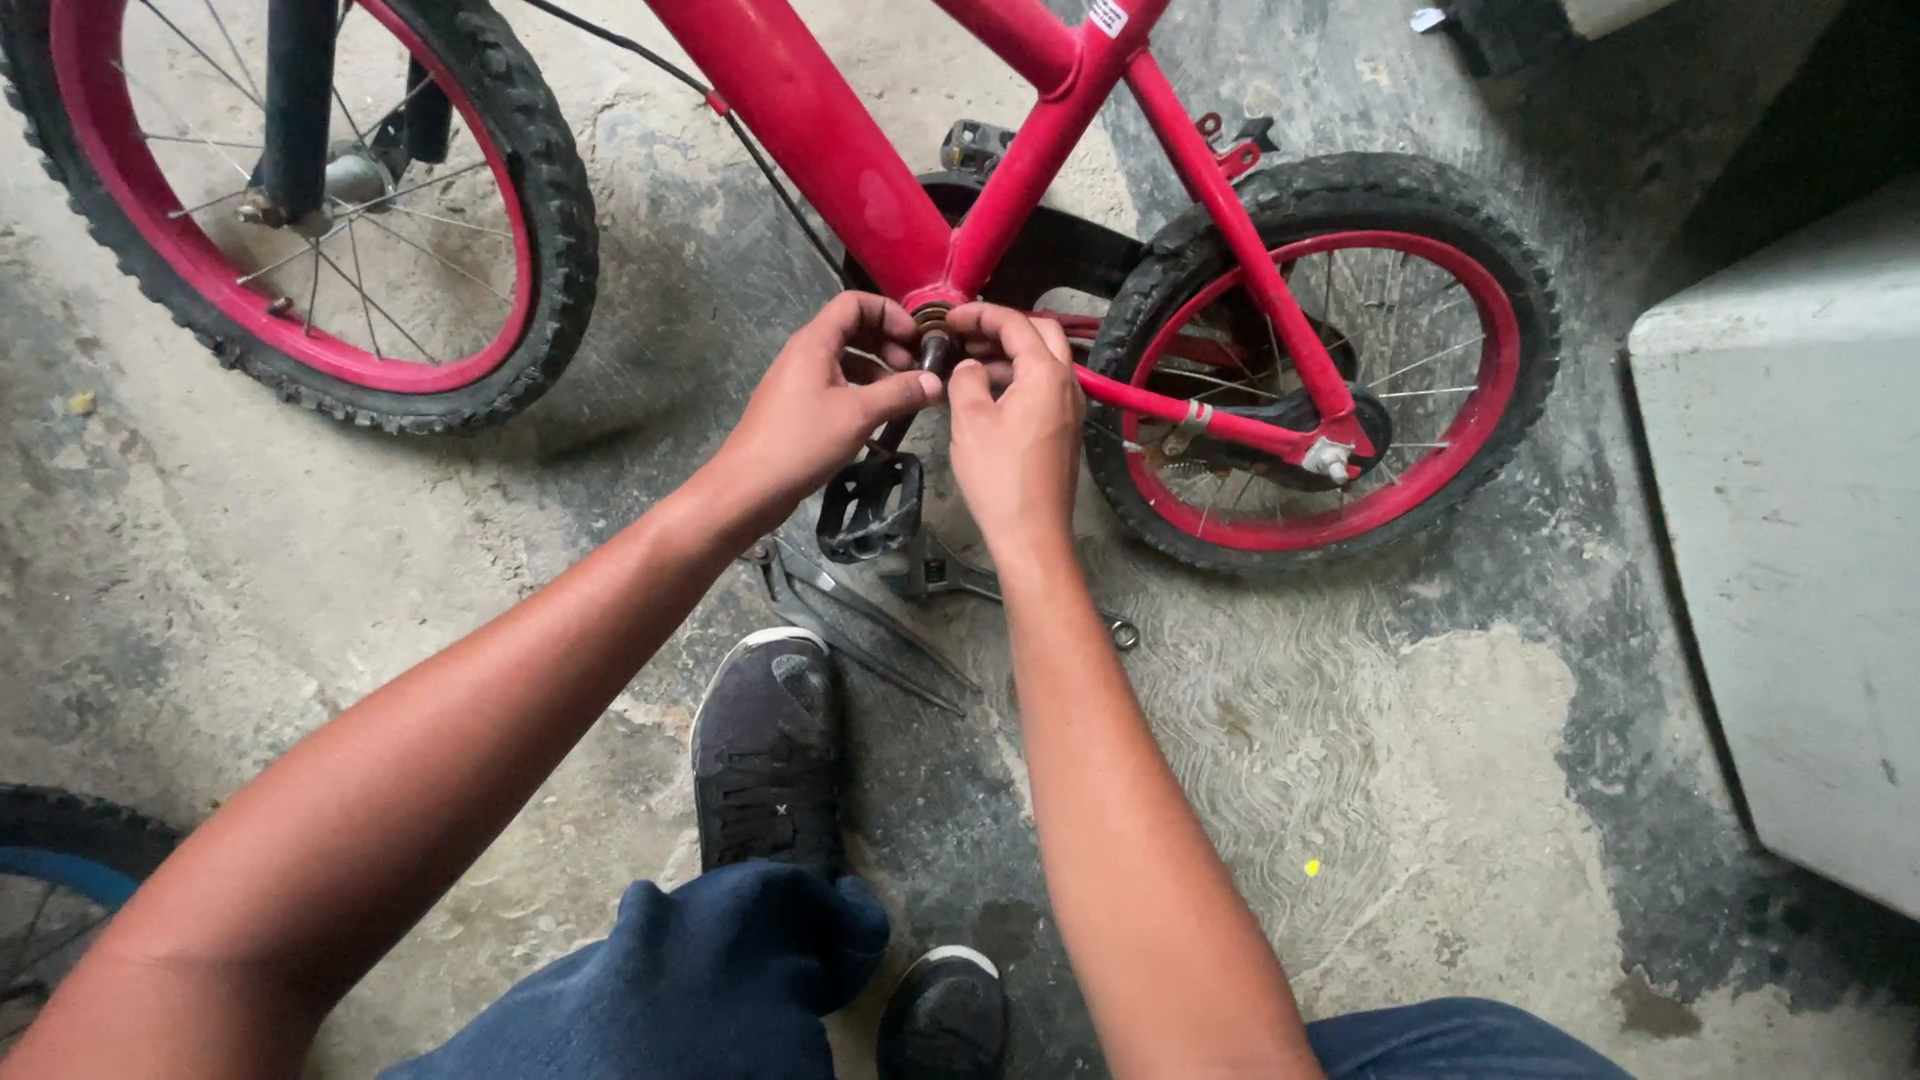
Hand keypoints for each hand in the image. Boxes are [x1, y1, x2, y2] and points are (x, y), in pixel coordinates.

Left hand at [709, 292, 942, 529]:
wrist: (750, 485)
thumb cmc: (803, 441)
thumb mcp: (858, 414)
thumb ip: (899, 394)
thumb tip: (936, 382)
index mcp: (814, 342)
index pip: (854, 303)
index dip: (889, 313)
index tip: (915, 340)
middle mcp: (805, 353)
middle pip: (852, 330)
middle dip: (887, 344)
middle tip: (914, 371)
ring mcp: (799, 381)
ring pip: (845, 361)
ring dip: (877, 371)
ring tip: (902, 397)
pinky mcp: (798, 407)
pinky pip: (836, 386)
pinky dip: (861, 392)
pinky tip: (878, 417)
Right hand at [945, 303, 1084, 560]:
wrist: (1031, 531)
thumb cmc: (999, 477)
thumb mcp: (969, 421)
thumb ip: (966, 380)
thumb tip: (969, 367)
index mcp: (1046, 374)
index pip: (1016, 324)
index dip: (981, 314)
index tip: (951, 319)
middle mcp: (1067, 384)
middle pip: (1041, 334)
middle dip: (1003, 327)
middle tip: (967, 335)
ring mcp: (1071, 408)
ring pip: (1044, 362)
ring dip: (1010, 354)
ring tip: (971, 362)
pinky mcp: (1065, 430)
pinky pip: (1044, 388)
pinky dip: (1019, 378)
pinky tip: (989, 393)